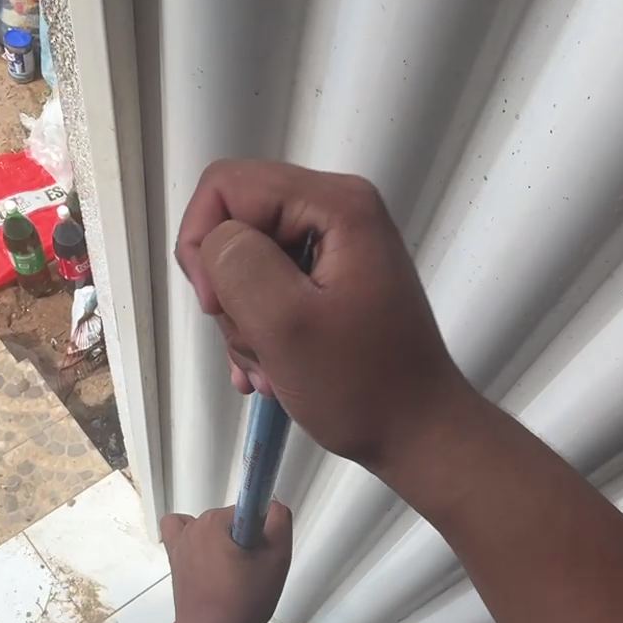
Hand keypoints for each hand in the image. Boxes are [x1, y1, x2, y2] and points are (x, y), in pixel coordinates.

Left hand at [160, 502, 291, 622]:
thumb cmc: (242, 602)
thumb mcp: (277, 560)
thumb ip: (279, 522)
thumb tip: (273, 505)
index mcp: (217, 521)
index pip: (251, 511)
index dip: (262, 533)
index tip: (262, 555)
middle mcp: (195, 526)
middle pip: (233, 520)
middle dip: (245, 540)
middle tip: (253, 570)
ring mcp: (181, 542)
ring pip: (213, 529)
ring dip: (224, 544)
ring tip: (232, 574)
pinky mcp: (175, 559)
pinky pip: (181, 533)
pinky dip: (195, 539)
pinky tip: (207, 558)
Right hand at [176, 160, 476, 468]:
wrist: (418, 435)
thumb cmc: (364, 388)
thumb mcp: (288, 325)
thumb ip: (238, 265)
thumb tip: (215, 243)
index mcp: (336, 205)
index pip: (226, 188)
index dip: (204, 245)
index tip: (215, 307)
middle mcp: (336, 216)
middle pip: (236, 230)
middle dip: (231, 296)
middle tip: (260, 348)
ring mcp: (334, 255)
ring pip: (247, 271)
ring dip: (246, 328)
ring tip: (273, 370)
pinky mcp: (331, 289)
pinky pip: (269, 297)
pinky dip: (262, 338)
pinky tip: (273, 374)